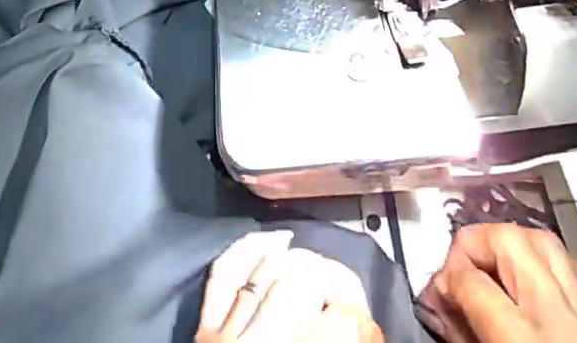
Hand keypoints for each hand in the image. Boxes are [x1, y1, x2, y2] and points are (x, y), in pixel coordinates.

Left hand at [196, 231, 385, 342]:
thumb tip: (365, 337)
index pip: (342, 323)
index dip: (365, 327)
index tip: (372, 337)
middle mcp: (261, 342)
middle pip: (302, 278)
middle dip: (334, 280)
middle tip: (348, 302)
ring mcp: (226, 332)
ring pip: (265, 269)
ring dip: (297, 263)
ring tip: (318, 273)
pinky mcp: (203, 330)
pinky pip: (224, 276)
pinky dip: (246, 253)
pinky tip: (272, 244)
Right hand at [418, 224, 576, 342]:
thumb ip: (466, 338)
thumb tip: (445, 310)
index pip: (472, 283)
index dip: (445, 281)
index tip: (438, 296)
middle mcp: (559, 321)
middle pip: (510, 242)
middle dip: (475, 245)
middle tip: (460, 274)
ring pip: (547, 244)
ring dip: (513, 245)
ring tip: (494, 267)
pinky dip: (556, 266)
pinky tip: (541, 282)